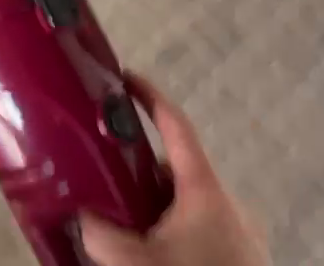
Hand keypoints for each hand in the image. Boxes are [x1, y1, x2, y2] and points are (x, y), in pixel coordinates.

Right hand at [79, 78, 266, 265]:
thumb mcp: (135, 262)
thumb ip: (99, 232)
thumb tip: (81, 215)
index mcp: (205, 190)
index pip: (175, 125)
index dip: (149, 95)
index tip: (122, 76)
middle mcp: (227, 204)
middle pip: (174, 168)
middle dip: (136, 167)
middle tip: (100, 172)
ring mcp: (239, 235)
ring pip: (183, 202)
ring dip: (152, 203)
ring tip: (119, 218)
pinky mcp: (241, 260)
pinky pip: (196, 229)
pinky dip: (168, 228)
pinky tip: (148, 249)